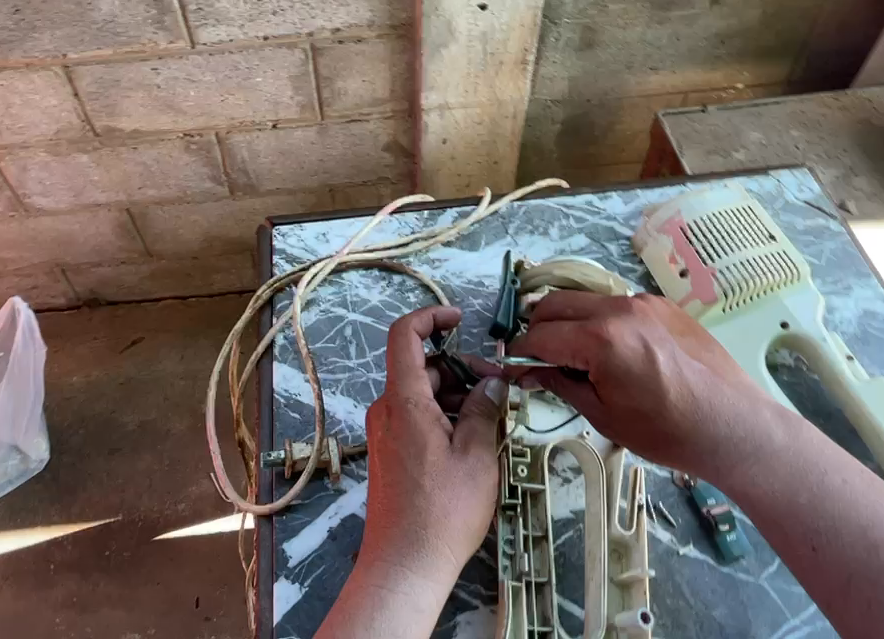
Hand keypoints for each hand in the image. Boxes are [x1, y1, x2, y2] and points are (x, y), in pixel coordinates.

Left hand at [358, 305, 504, 587]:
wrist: (404, 567)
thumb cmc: (442, 511)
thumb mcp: (476, 455)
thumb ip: (483, 409)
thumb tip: (492, 382)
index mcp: (403, 399)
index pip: (404, 334)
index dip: (430, 316)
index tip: (459, 318)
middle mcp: (387, 408)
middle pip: (421, 367)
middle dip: (461, 369)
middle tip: (498, 389)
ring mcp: (385, 431)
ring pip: (421, 394)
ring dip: (455, 395)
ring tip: (492, 418)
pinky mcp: (389, 452)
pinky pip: (415, 416)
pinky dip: (442, 415)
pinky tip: (471, 438)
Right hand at [507, 292, 788, 478]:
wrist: (735, 427)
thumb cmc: (667, 432)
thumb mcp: (604, 415)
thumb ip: (560, 383)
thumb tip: (528, 370)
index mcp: (600, 338)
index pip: (539, 336)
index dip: (520, 354)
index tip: (511, 369)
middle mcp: (617, 308)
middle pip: (554, 304)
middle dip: (538, 330)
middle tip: (539, 361)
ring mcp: (642, 301)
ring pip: (583, 300)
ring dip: (568, 321)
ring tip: (576, 356)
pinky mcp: (662, 304)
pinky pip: (615, 304)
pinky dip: (600, 321)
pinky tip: (614, 352)